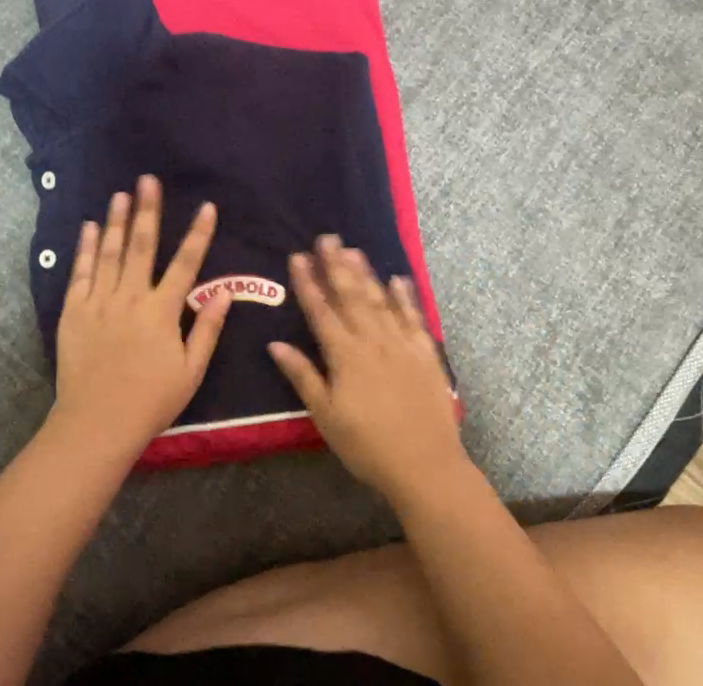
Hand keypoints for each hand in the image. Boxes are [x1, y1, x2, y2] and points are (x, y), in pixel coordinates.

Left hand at [50, 175, 229, 451]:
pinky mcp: (74, 311)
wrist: (96, 422)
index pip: (186, 264)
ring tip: (121, 193)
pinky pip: (81, 272)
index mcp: (162, 312)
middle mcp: (131, 298)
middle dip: (147, 210)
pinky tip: (90, 226)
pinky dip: (86, 248)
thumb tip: (225, 295)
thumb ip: (207, 330)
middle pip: (142, 246)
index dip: (198, 234)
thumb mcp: (191, 371)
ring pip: (110, 253)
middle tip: (148, 180)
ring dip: (117, 220)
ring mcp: (99, 302)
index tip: (206, 207)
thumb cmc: (151, 401)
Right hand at [268, 236, 468, 502]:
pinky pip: (414, 318)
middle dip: (337, 266)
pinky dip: (405, 297)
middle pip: (352, 296)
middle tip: (327, 238)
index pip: (321, 311)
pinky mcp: (426, 354)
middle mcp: (373, 341)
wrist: (425, 464)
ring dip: (366, 274)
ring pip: (381, 301)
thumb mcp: (326, 416)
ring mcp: (402, 345)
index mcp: (345, 355)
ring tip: (354, 249)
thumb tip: (276, 344)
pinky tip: (398, 279)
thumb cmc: (367, 445)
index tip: (298, 257)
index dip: (309, 283)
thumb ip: (303, 376)